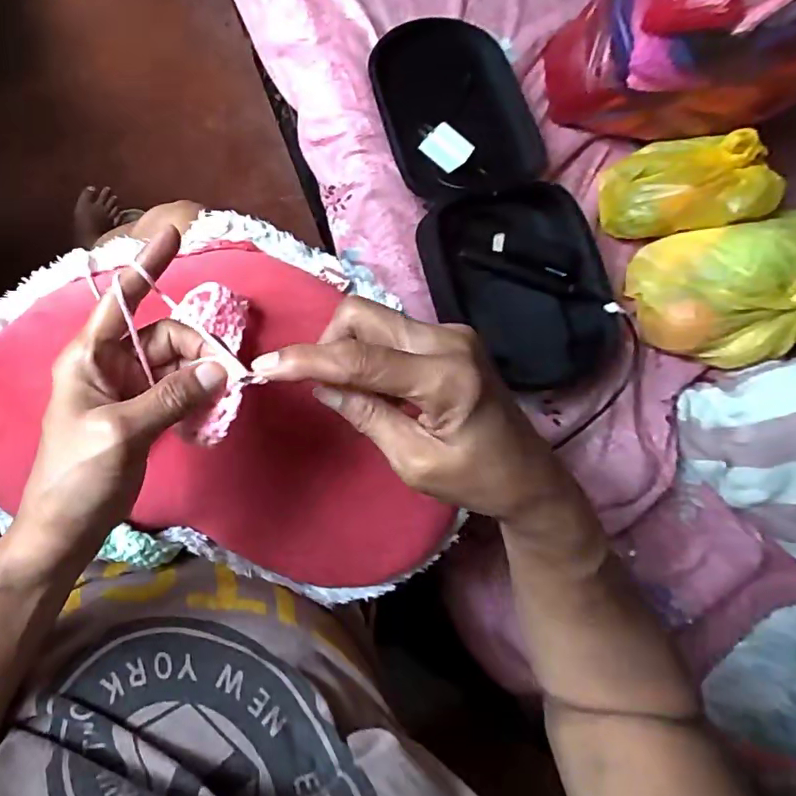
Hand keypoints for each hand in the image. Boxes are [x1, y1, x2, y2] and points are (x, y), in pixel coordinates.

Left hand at [11, 227, 226, 568]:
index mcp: (88, 355)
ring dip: (200, 378)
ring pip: (174, 366)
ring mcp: (126, 391)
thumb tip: (219, 369)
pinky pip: (176, 394)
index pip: (120, 298)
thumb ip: (171, 397)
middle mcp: (108, 365)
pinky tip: (207, 420)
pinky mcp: (141, 416)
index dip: (147, 265)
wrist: (64, 528)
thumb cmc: (77, 474)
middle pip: (161, 336)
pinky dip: (195, 401)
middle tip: (228, 375)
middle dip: (196, 347)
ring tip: (221, 402)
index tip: (174, 231)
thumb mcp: (122, 431)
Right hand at [251, 296, 576, 522]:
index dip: (306, 359)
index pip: (360, 358)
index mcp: (446, 378)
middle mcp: (449, 341)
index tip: (264, 367)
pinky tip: (370, 384)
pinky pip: (388, 330)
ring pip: (373, 318)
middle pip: (362, 315)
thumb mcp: (414, 462)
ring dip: (345, 347)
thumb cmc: (476, 480)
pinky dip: (365, 351)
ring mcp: (450, 333)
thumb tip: (321, 385)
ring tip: (347, 390)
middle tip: (321, 385)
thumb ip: (367, 416)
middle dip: (326, 343)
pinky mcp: (447, 337)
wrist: (531, 476)